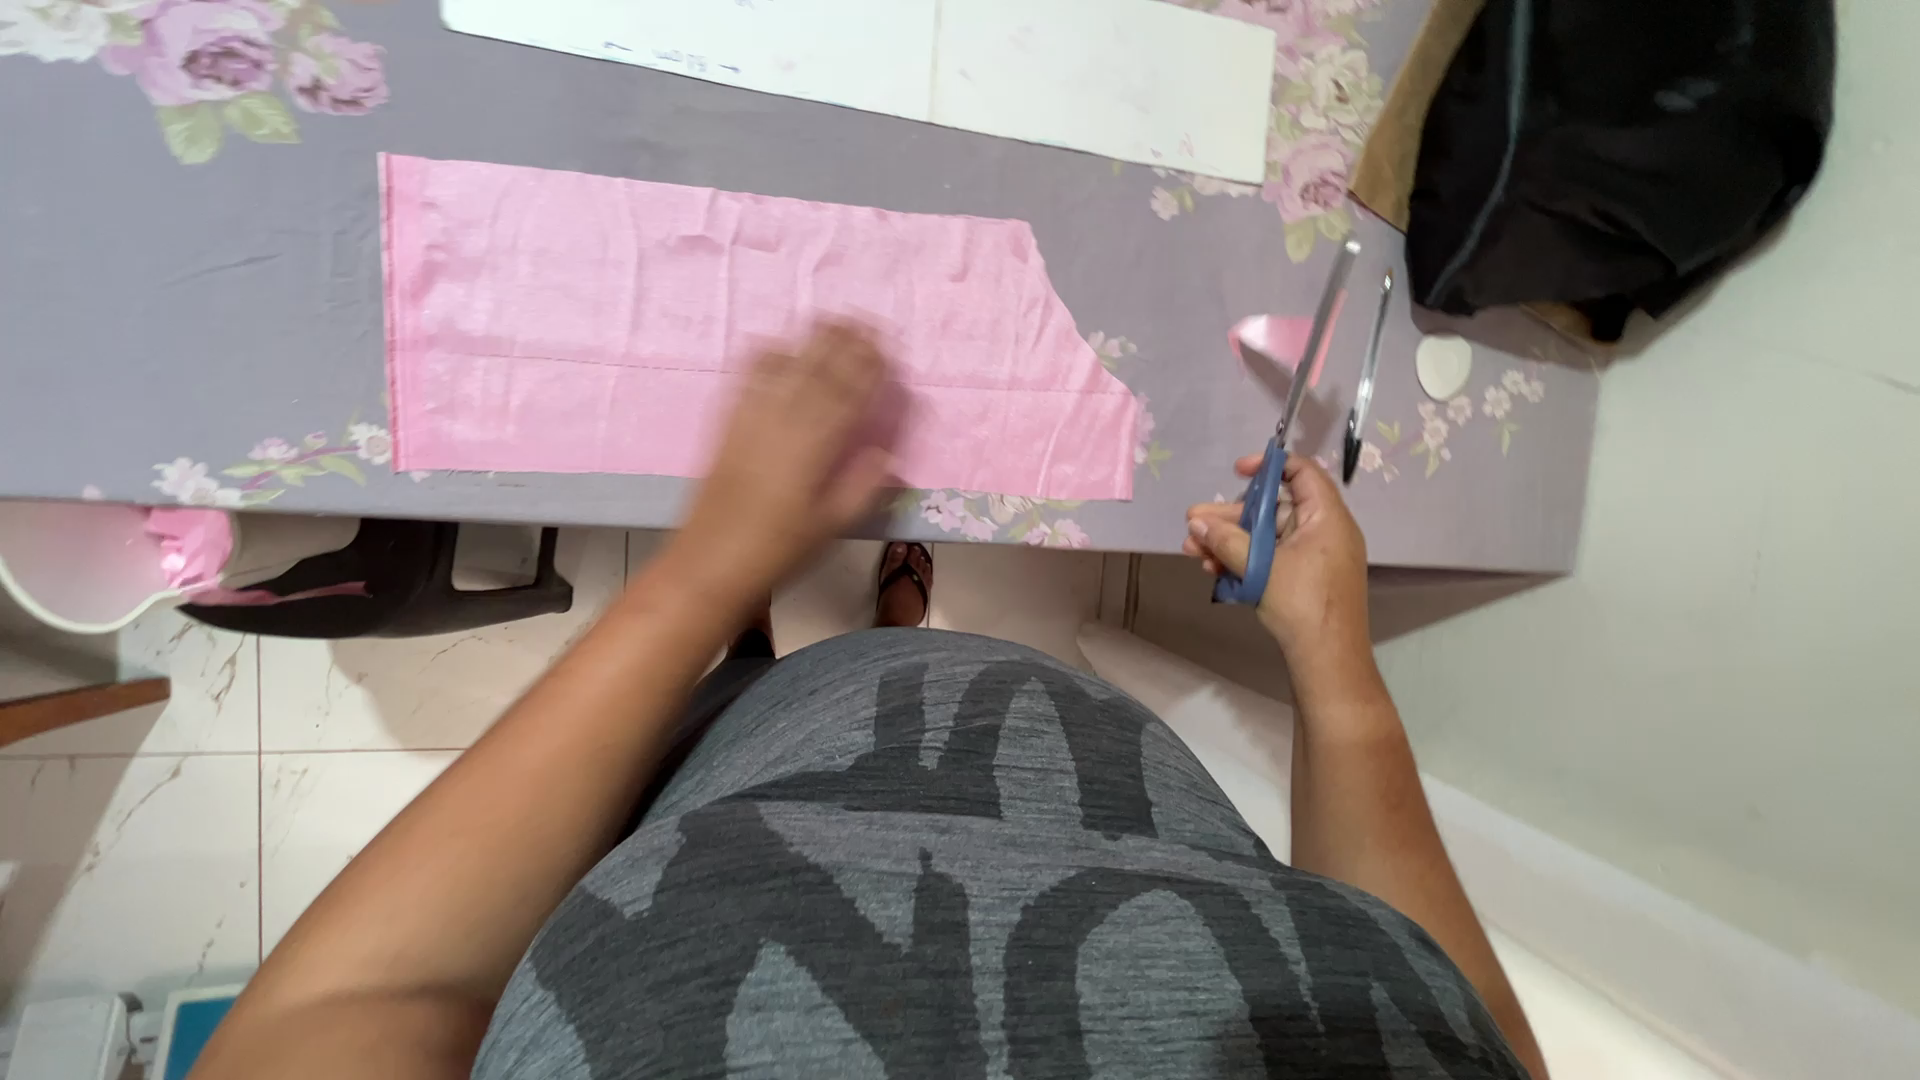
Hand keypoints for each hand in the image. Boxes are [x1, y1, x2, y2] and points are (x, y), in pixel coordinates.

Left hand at [670, 321, 897, 612]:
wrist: (710, 561)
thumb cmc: (779, 549)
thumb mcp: (832, 526)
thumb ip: (861, 487)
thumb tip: (885, 454)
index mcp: (815, 449)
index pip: (848, 394)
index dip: (869, 366)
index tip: (887, 347)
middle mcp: (784, 422)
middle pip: (819, 368)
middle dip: (844, 341)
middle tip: (866, 320)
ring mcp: (752, 417)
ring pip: (787, 363)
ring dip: (810, 338)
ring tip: (831, 320)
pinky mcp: (728, 422)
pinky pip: (749, 376)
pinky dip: (769, 354)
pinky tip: (780, 345)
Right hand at [1183, 454, 1368, 661]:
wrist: (1327, 658)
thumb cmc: (1303, 604)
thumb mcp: (1260, 568)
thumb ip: (1226, 541)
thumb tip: (1195, 523)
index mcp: (1326, 518)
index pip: (1302, 473)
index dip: (1269, 467)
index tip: (1237, 472)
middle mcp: (1322, 532)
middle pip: (1272, 510)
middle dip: (1229, 517)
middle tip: (1193, 523)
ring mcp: (1311, 557)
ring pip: (1264, 538)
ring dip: (1227, 542)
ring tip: (1192, 551)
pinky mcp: (1300, 579)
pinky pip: (1268, 559)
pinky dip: (1242, 561)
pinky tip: (1211, 570)